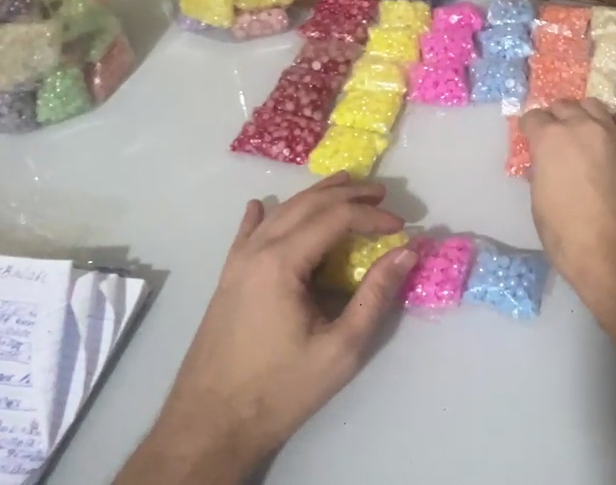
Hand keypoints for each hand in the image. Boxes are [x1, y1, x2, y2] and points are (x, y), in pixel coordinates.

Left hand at [121, 175, 414, 480]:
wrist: (207, 427)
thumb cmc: (279, 389)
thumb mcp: (340, 348)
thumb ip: (376, 295)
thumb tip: (407, 251)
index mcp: (282, 262)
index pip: (336, 218)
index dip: (372, 216)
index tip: (401, 225)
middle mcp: (256, 251)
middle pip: (307, 205)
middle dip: (348, 194)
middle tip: (382, 192)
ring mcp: (236, 264)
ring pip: (280, 213)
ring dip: (315, 197)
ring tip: (345, 187)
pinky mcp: (226, 281)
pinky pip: (246, 234)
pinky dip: (263, 216)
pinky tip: (261, 206)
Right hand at [519, 98, 615, 332]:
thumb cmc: (570, 238)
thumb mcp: (540, 205)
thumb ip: (540, 174)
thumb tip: (542, 163)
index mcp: (550, 140)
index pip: (533, 118)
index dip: (529, 128)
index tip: (530, 137)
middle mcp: (582, 126)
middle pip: (564, 106)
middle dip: (555, 117)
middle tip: (554, 135)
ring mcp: (613, 132)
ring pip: (594, 105)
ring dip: (583, 114)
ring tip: (583, 131)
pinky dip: (614, 121)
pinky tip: (612, 135)